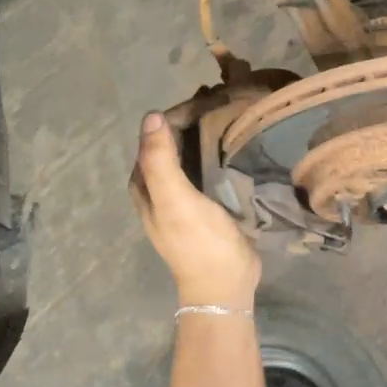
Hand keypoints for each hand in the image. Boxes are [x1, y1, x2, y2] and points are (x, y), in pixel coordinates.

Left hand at [129, 112, 261, 308]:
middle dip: (196, 119)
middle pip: (174, 140)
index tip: (210, 99)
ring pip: (194, 151)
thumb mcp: (174, 201)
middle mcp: (160, 185)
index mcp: (145, 183)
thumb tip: (151, 116)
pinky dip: (221, 150)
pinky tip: (241, 141)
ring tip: (238, 113)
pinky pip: (211, 165)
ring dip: (210, 132)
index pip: (156, 134)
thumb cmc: (198, 243)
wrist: (226, 286)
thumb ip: (160, 161)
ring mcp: (185, 194)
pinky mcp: (209, 201)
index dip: (179, 113)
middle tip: (228, 101)